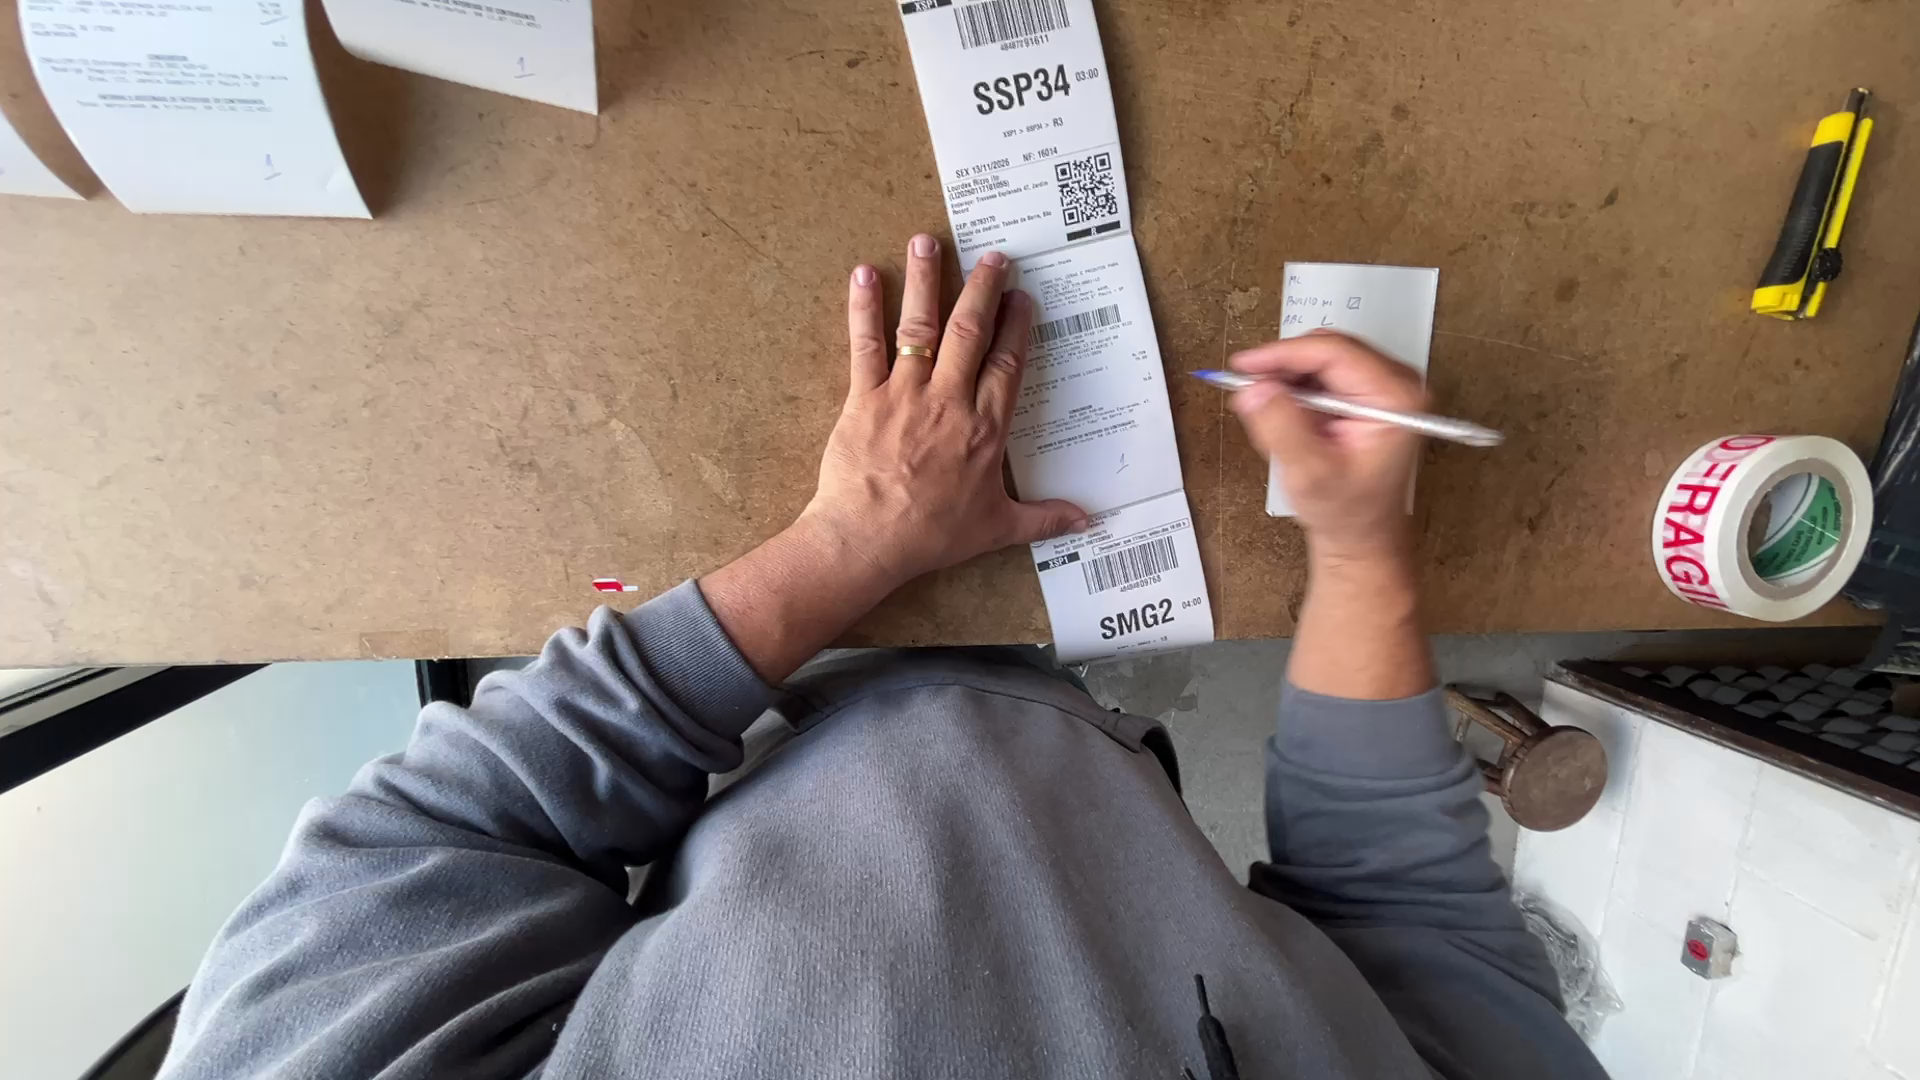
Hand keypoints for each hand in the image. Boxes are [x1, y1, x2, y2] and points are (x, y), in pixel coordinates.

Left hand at [795, 233, 1087, 592]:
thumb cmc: (933, 535)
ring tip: (928, 240)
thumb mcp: (996, 529)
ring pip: (921, 327)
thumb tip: (1088, 522)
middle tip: (993, 256)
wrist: (870, 539)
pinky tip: (866, 275)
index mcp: (985, 428)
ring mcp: (905, 394)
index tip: (1022, 298)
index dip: (1017, 326)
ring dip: (927, 281)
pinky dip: (864, 308)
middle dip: (983, 288)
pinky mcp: (864, 398)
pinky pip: (865, 345)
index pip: (1007, 364)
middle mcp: (949, 400)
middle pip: (970, 331)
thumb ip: (1043, 519)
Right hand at [1229, 332, 1425, 564]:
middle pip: (1327, 350)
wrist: (1359, 533)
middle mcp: (1393, 386)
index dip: (1283, 354)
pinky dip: (1292, 390)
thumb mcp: (1308, 472)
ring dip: (1285, 379)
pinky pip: (1320, 376)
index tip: (1245, 366)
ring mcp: (1378, 390)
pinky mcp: (1362, 397)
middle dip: (1282, 365)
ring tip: (1266, 411)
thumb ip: (1280, 427)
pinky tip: (1282, 416)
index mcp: (1393, 398)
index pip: (1333, 352)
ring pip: (1320, 360)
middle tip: (1246, 384)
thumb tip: (1254, 389)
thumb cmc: (1346, 511)